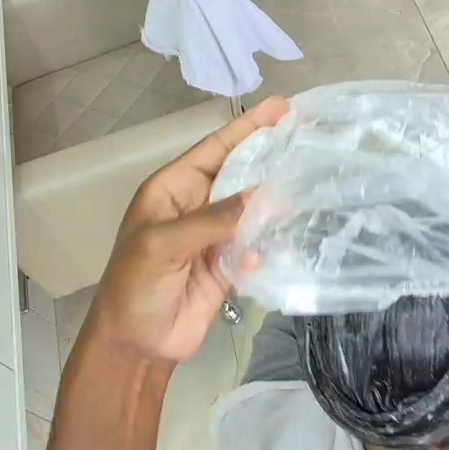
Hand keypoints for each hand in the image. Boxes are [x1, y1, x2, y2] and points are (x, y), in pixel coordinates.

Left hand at [87, 98, 289, 361]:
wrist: (137, 342)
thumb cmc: (136, 286)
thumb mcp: (164, 245)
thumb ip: (213, 219)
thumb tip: (262, 195)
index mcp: (172, 190)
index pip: (215, 150)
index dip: (247, 128)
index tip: (281, 107)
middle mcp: (196, 207)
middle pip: (239, 175)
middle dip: (270, 158)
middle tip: (310, 138)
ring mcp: (214, 237)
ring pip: (252, 210)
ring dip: (277, 199)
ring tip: (313, 180)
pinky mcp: (228, 265)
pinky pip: (256, 243)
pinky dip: (273, 238)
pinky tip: (296, 230)